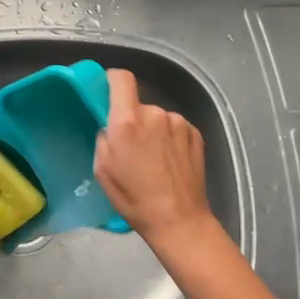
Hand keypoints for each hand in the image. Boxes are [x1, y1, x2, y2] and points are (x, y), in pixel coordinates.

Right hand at [93, 68, 212, 244]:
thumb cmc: (134, 199)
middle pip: (139, 105)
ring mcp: (179, 123)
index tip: (108, 93)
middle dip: (133, 120)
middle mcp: (155, 114)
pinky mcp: (196, 133)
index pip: (121, 78)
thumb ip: (104, 139)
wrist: (179, 219)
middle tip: (131, 148)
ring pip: (158, 118)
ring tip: (154, 160)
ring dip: (153, 131)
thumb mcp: (103, 171)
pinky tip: (170, 163)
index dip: (112, 80)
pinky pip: (175, 128)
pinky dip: (170, 140)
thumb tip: (110, 127)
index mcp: (128, 121)